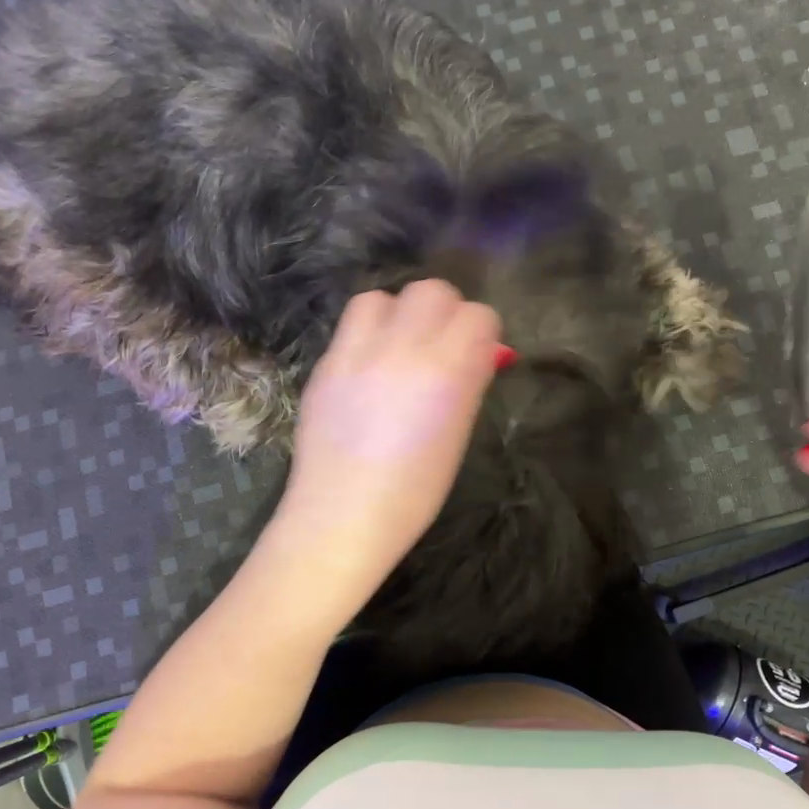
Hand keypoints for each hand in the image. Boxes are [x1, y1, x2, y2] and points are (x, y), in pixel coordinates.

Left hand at [271, 280, 502, 596]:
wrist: (342, 517)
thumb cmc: (413, 494)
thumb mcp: (456, 435)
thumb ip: (467, 383)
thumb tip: (477, 354)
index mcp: (447, 372)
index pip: (478, 315)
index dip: (484, 331)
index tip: (480, 351)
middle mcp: (402, 350)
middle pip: (431, 291)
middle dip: (444, 311)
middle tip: (441, 343)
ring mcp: (356, 353)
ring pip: (382, 297)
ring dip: (397, 314)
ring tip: (398, 346)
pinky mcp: (325, 364)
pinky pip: (350, 327)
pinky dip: (366, 336)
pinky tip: (369, 368)